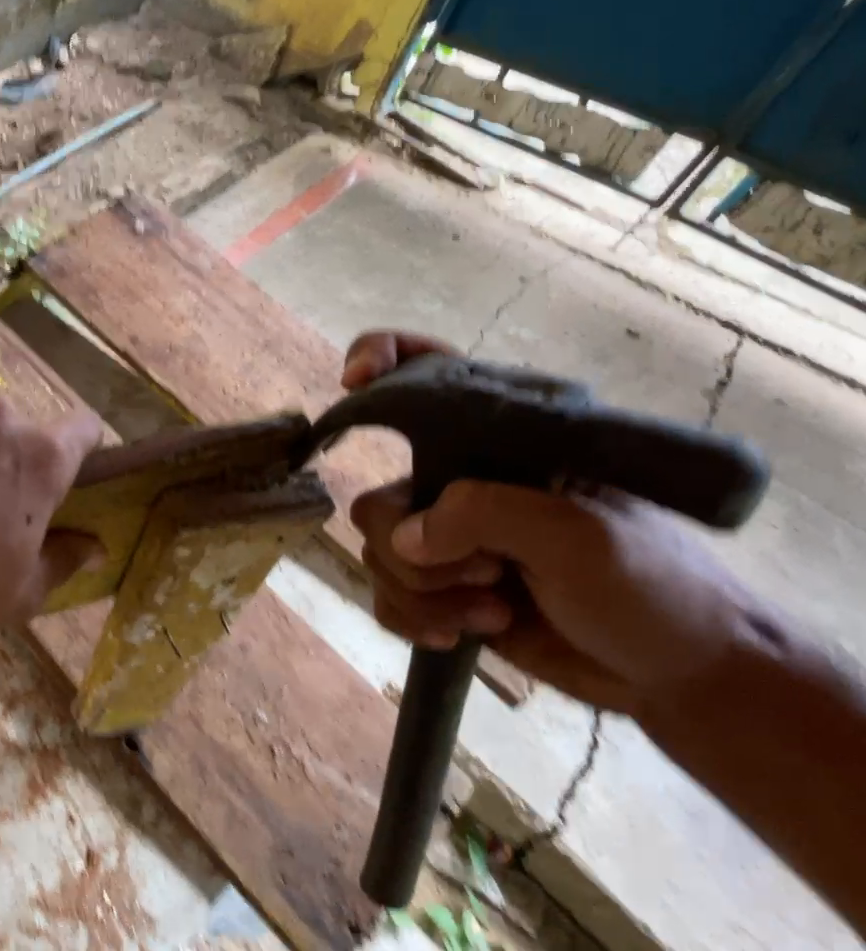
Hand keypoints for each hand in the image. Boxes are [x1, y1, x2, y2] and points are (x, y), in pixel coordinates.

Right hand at [341, 331, 761, 713]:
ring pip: (378, 557)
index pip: (431, 374)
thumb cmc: (654, 586)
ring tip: (494, 611)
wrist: (685, 677)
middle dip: (416, 554)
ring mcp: (450, 543)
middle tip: (490, 572)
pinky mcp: (443, 593)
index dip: (382, 361)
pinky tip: (459, 635)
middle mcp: (464, 487)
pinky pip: (384, 598)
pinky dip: (412, 619)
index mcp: (501, 448)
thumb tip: (406, 537)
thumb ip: (484, 515)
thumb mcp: (579, 535)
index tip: (354, 386)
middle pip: (378, 505)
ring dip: (427, 595)